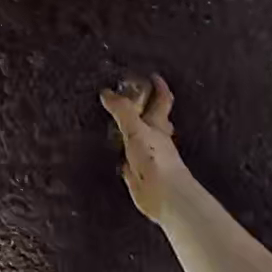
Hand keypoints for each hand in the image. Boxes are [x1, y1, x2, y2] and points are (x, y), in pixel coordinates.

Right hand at [99, 73, 190, 221]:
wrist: (163, 195)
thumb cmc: (157, 159)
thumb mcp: (136, 129)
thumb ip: (122, 111)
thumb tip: (107, 93)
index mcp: (158, 124)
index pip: (162, 100)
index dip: (159, 87)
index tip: (154, 76)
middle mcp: (155, 138)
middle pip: (153, 119)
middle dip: (146, 108)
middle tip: (133, 98)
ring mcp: (147, 156)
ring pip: (140, 138)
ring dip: (132, 131)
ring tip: (118, 122)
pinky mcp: (137, 173)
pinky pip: (128, 159)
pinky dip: (122, 154)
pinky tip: (114, 153)